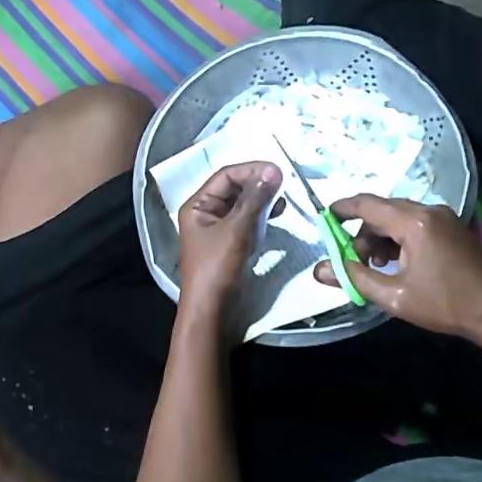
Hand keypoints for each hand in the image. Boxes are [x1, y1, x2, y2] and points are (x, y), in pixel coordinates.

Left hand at [176, 161, 281, 310]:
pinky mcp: (233, 246)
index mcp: (198, 206)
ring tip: (282, 199)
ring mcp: (220, 231)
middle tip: (283, 183)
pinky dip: (263, 217)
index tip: (277, 171)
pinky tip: (277, 216)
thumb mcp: (236, 229)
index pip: (226, 176)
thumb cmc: (217, 268)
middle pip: (234, 189)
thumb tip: (273, 171)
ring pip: (243, 206)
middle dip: (258, 184)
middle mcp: (207, 214)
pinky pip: (248, 223)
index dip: (251, 170)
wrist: (213, 311)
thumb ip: (255, 199)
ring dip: (262, 200)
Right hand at [313, 194, 481, 339]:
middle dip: (362, 232)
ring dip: (380, 237)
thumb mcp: (394, 296)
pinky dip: (398, 237)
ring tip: (376, 267)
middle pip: (382, 210)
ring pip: (398, 217)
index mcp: (414, 223)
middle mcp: (428, 211)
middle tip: (353, 260)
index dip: (343, 209)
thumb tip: (320, 270)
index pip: (368, 205)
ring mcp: (442, 216)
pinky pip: (414, 222)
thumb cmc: (444, 304)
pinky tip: (396, 262)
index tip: (324, 217)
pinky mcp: (450, 226)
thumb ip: (354, 278)